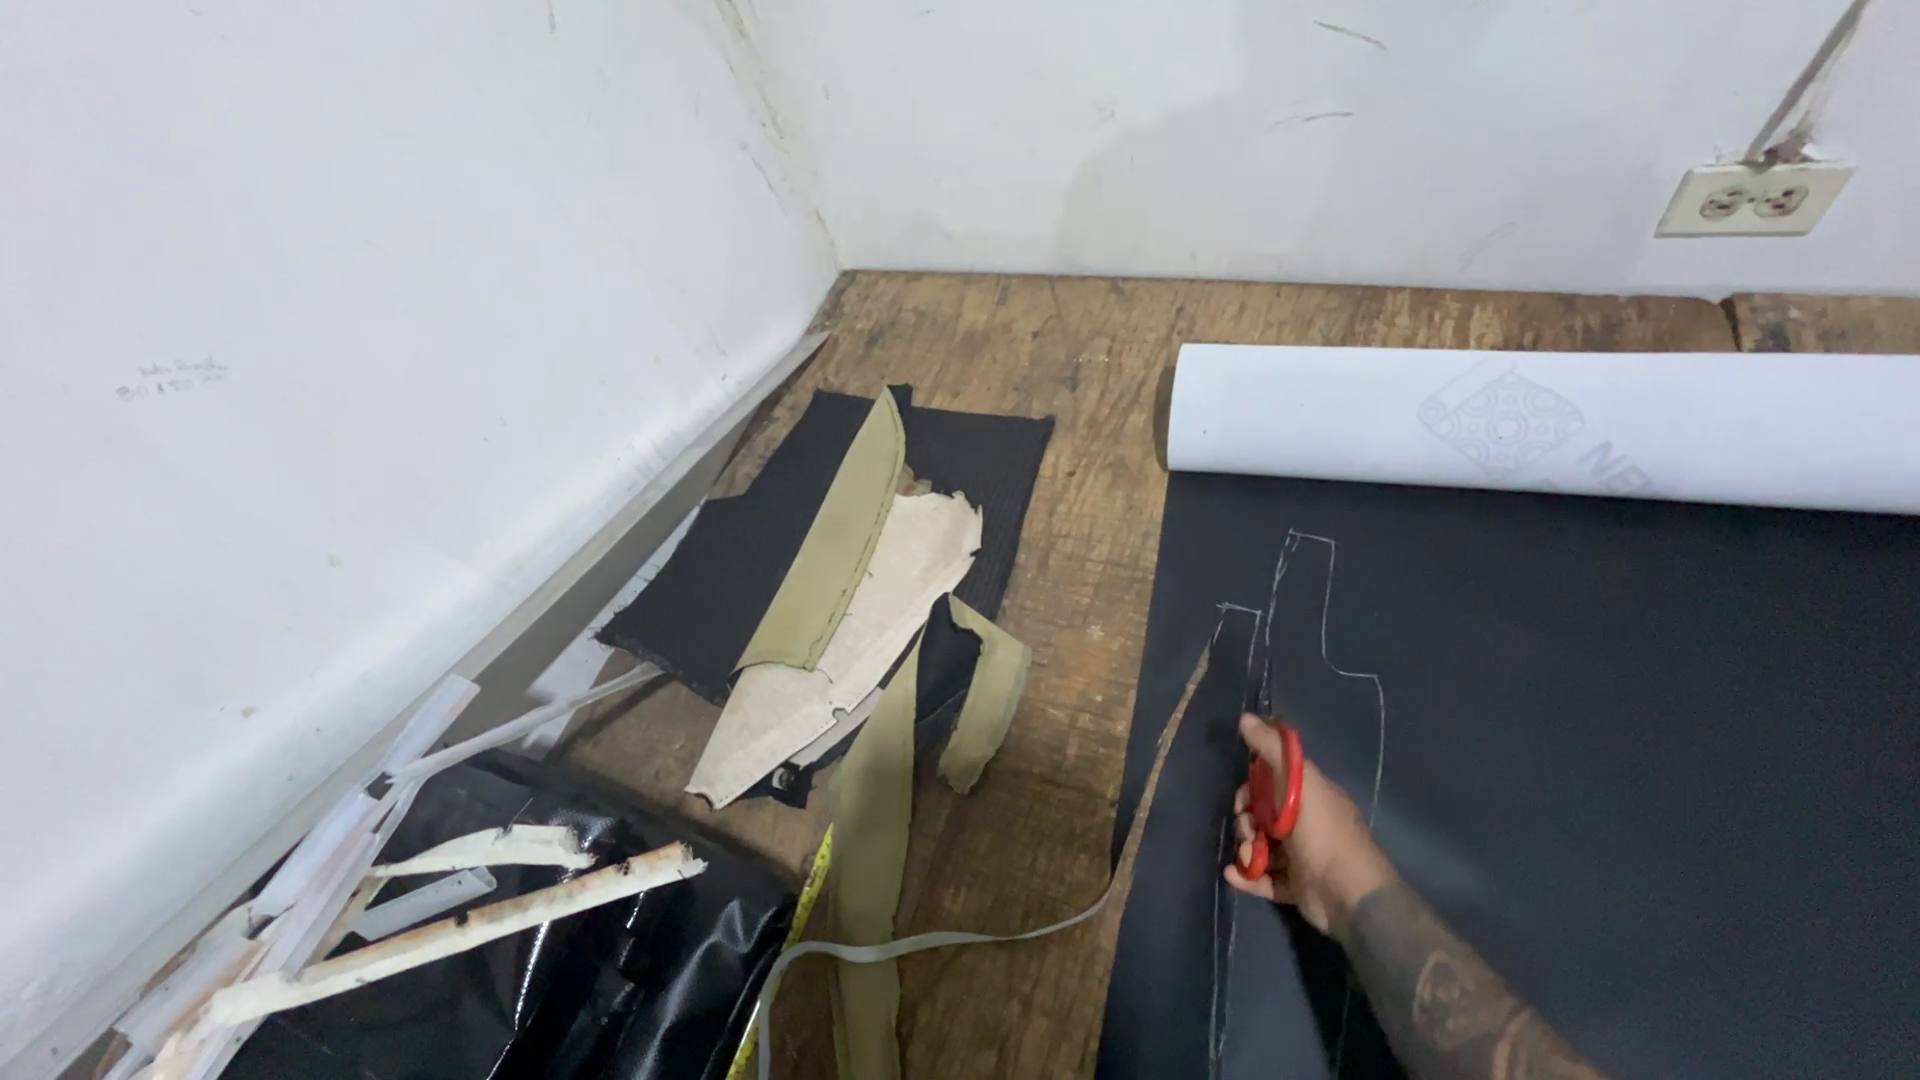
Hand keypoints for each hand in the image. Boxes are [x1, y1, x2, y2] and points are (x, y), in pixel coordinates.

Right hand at [1223, 713, 1394, 936]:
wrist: (1348, 894)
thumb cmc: (1323, 832)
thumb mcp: (1299, 782)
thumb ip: (1273, 750)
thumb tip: (1246, 718)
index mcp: (1312, 796)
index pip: (1274, 782)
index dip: (1253, 787)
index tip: (1244, 796)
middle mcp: (1307, 824)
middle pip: (1263, 815)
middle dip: (1246, 820)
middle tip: (1247, 829)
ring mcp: (1301, 857)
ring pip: (1261, 845)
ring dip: (1245, 849)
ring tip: (1247, 856)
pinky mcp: (1295, 886)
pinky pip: (1263, 878)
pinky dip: (1246, 875)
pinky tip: (1232, 873)